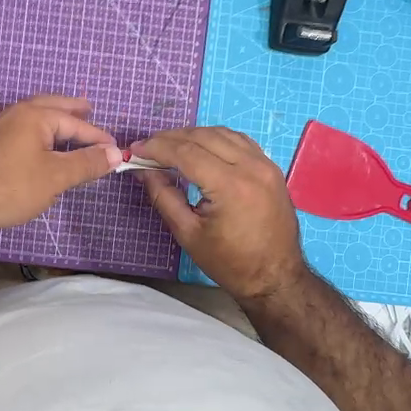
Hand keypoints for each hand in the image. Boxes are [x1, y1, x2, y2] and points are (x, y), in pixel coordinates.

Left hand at [0, 95, 119, 242]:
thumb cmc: (12, 187)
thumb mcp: (56, 176)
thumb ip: (87, 163)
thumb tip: (115, 153)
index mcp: (32, 115)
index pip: (73, 122)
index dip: (96, 136)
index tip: (114, 147)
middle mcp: (12, 114)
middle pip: (48, 107)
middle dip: (70, 111)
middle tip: (88, 110)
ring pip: (31, 120)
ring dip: (53, 122)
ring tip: (68, 128)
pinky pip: (20, 133)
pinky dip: (37, 136)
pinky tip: (41, 149)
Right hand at [133, 127, 307, 301]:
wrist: (276, 277)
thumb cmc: (230, 262)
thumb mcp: (188, 233)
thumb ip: (163, 197)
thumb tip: (143, 170)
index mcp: (231, 186)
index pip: (186, 153)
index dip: (156, 148)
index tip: (134, 150)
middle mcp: (251, 167)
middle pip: (203, 137)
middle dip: (171, 138)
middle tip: (147, 147)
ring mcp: (266, 165)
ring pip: (222, 133)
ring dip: (193, 135)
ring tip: (169, 146)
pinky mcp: (271, 168)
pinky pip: (240, 141)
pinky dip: (216, 139)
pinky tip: (200, 147)